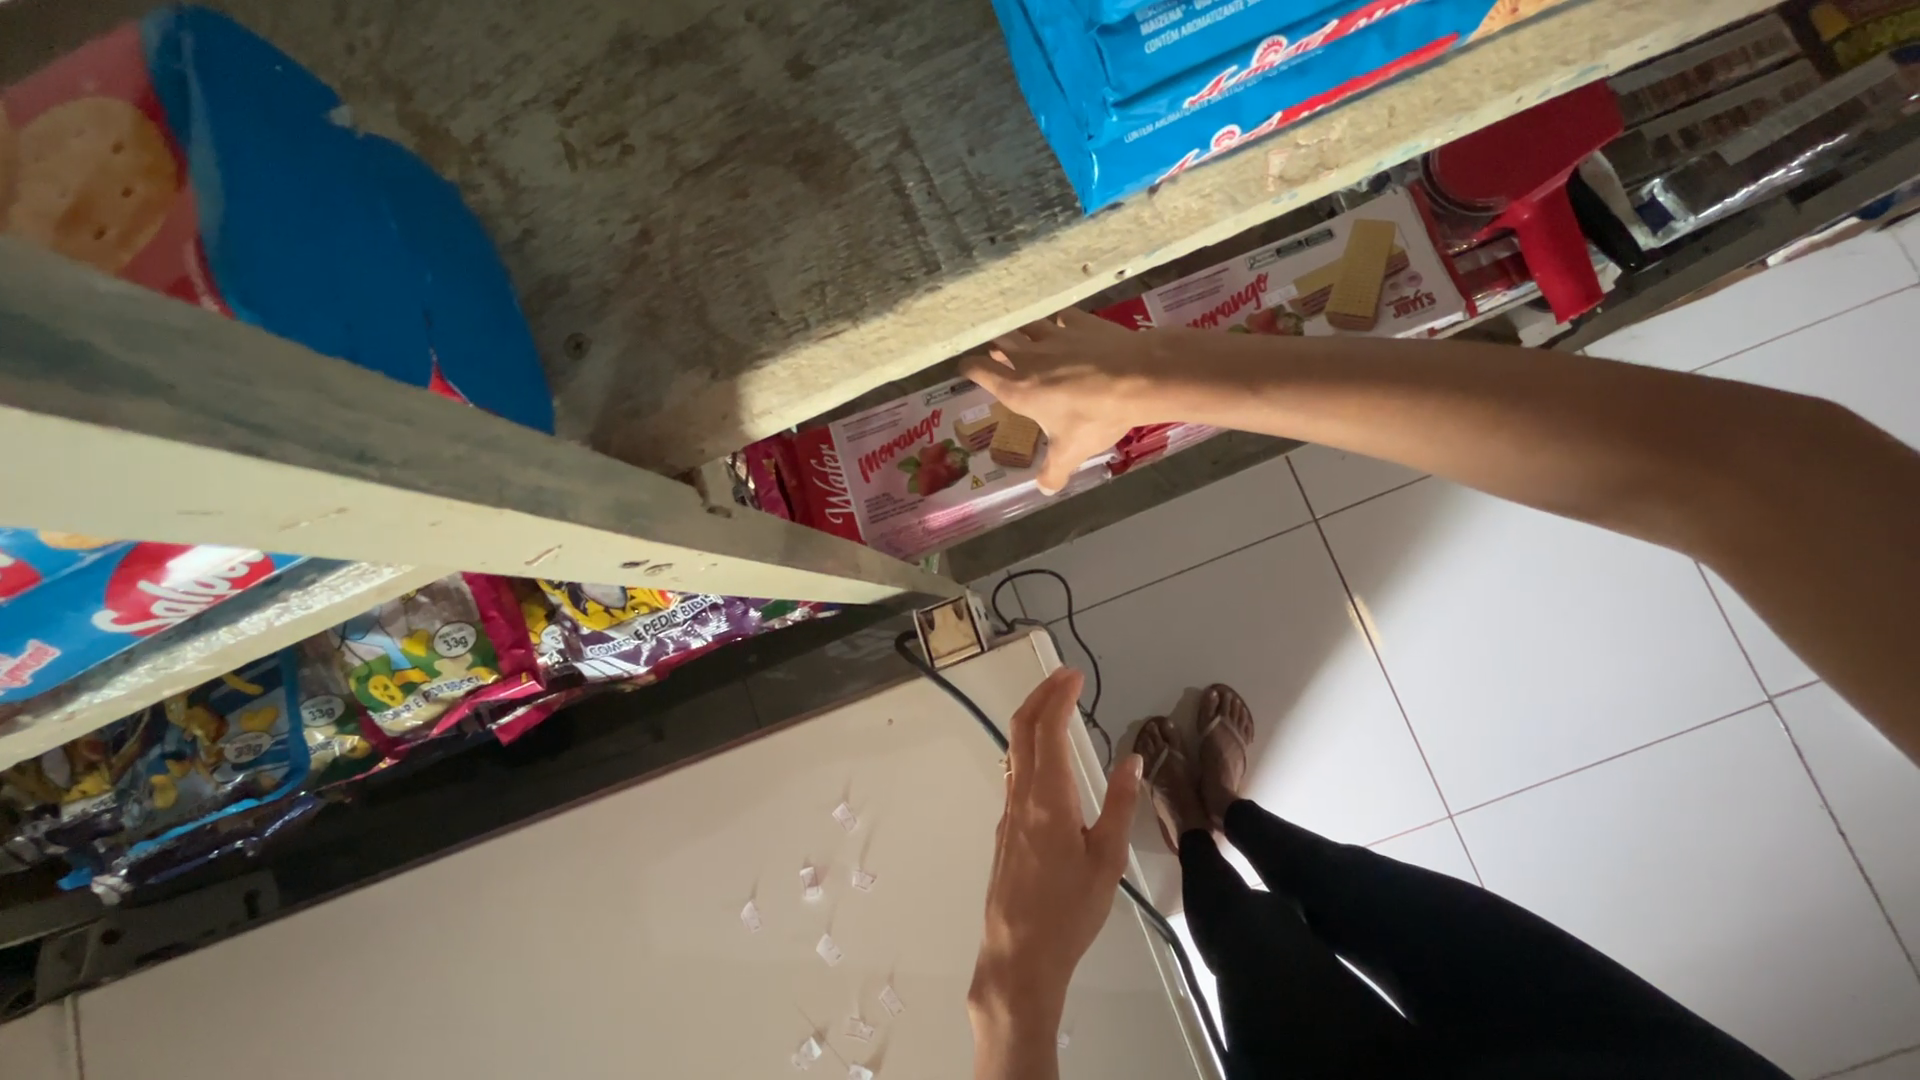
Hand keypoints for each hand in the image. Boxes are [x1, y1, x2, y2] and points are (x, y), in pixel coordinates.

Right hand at [960, 308, 1169, 494]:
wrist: (1137, 378)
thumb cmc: (1094, 417)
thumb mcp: (1071, 452)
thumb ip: (1053, 472)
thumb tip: (1045, 490)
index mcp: (1019, 389)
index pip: (981, 371)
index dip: (970, 369)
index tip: (966, 369)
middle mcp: (1029, 358)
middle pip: (1001, 343)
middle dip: (997, 349)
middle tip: (999, 356)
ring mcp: (1054, 336)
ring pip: (1028, 327)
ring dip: (1024, 333)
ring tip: (1027, 341)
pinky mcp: (1080, 323)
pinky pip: (1061, 319)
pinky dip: (1059, 325)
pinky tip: (1066, 330)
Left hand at [970, 668, 1142, 1056]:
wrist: (1020, 955)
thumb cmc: (1070, 911)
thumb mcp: (1108, 859)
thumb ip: (1119, 804)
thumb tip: (1133, 760)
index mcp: (1048, 798)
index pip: (1048, 730)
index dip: (1060, 696)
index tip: (1075, 675)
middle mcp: (1021, 796)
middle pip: (1022, 729)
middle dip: (1041, 694)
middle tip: (1065, 676)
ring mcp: (1008, 812)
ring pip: (1014, 749)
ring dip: (1033, 718)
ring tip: (1057, 704)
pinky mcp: (1005, 829)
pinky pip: (1014, 772)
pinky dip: (1030, 747)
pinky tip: (1048, 756)